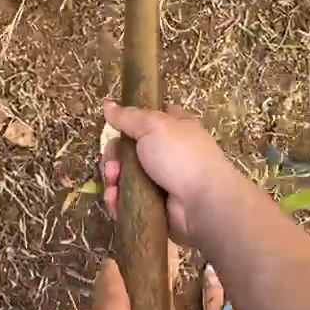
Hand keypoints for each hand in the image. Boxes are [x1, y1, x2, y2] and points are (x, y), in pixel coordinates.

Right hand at [102, 101, 240, 244]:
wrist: (202, 203)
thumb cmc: (180, 156)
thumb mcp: (153, 125)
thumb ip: (128, 116)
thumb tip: (107, 104)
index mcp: (174, 127)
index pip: (148, 118)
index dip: (128, 122)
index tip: (114, 128)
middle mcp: (168, 152)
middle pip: (130, 148)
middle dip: (115, 156)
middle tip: (112, 165)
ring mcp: (161, 180)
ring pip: (126, 175)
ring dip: (114, 178)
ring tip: (113, 183)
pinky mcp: (155, 205)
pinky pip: (129, 199)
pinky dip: (118, 200)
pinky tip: (114, 201)